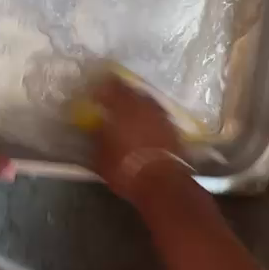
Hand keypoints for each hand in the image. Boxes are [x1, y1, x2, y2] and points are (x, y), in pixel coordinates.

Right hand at [93, 75, 187, 206]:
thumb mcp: (100, 156)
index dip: (103, 86)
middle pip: (132, 90)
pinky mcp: (173, 128)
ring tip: (131, 109)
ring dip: (138, 101)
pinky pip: (158, 114)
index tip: (96, 90)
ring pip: (147, 100)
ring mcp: (160, 115)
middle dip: (122, 92)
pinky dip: (150, 115)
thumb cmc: (126, 170)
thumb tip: (95, 127)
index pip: (111, 87)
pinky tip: (147, 123)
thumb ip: (97, 137)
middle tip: (114, 97)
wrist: (162, 183)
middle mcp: (143, 106)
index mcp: (122, 108)